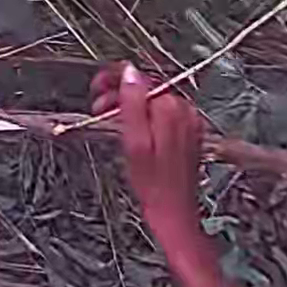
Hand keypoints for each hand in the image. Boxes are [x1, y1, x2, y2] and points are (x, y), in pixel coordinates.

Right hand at [90, 62, 204, 233]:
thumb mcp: (134, 141)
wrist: (175, 215)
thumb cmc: (153, 184)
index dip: (113, 78)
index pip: (138, 77)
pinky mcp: (189, 132)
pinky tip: (130, 127)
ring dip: (129, 103)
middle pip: (145, 87)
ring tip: (109, 117)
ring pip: (152, 98)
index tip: (98, 85)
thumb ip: (132, 102)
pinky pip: (161, 112)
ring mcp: (189, 122)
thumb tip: (129, 71)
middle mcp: (184, 111)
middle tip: (99, 105)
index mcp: (170, 109)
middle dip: (119, 92)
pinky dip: (144, 114)